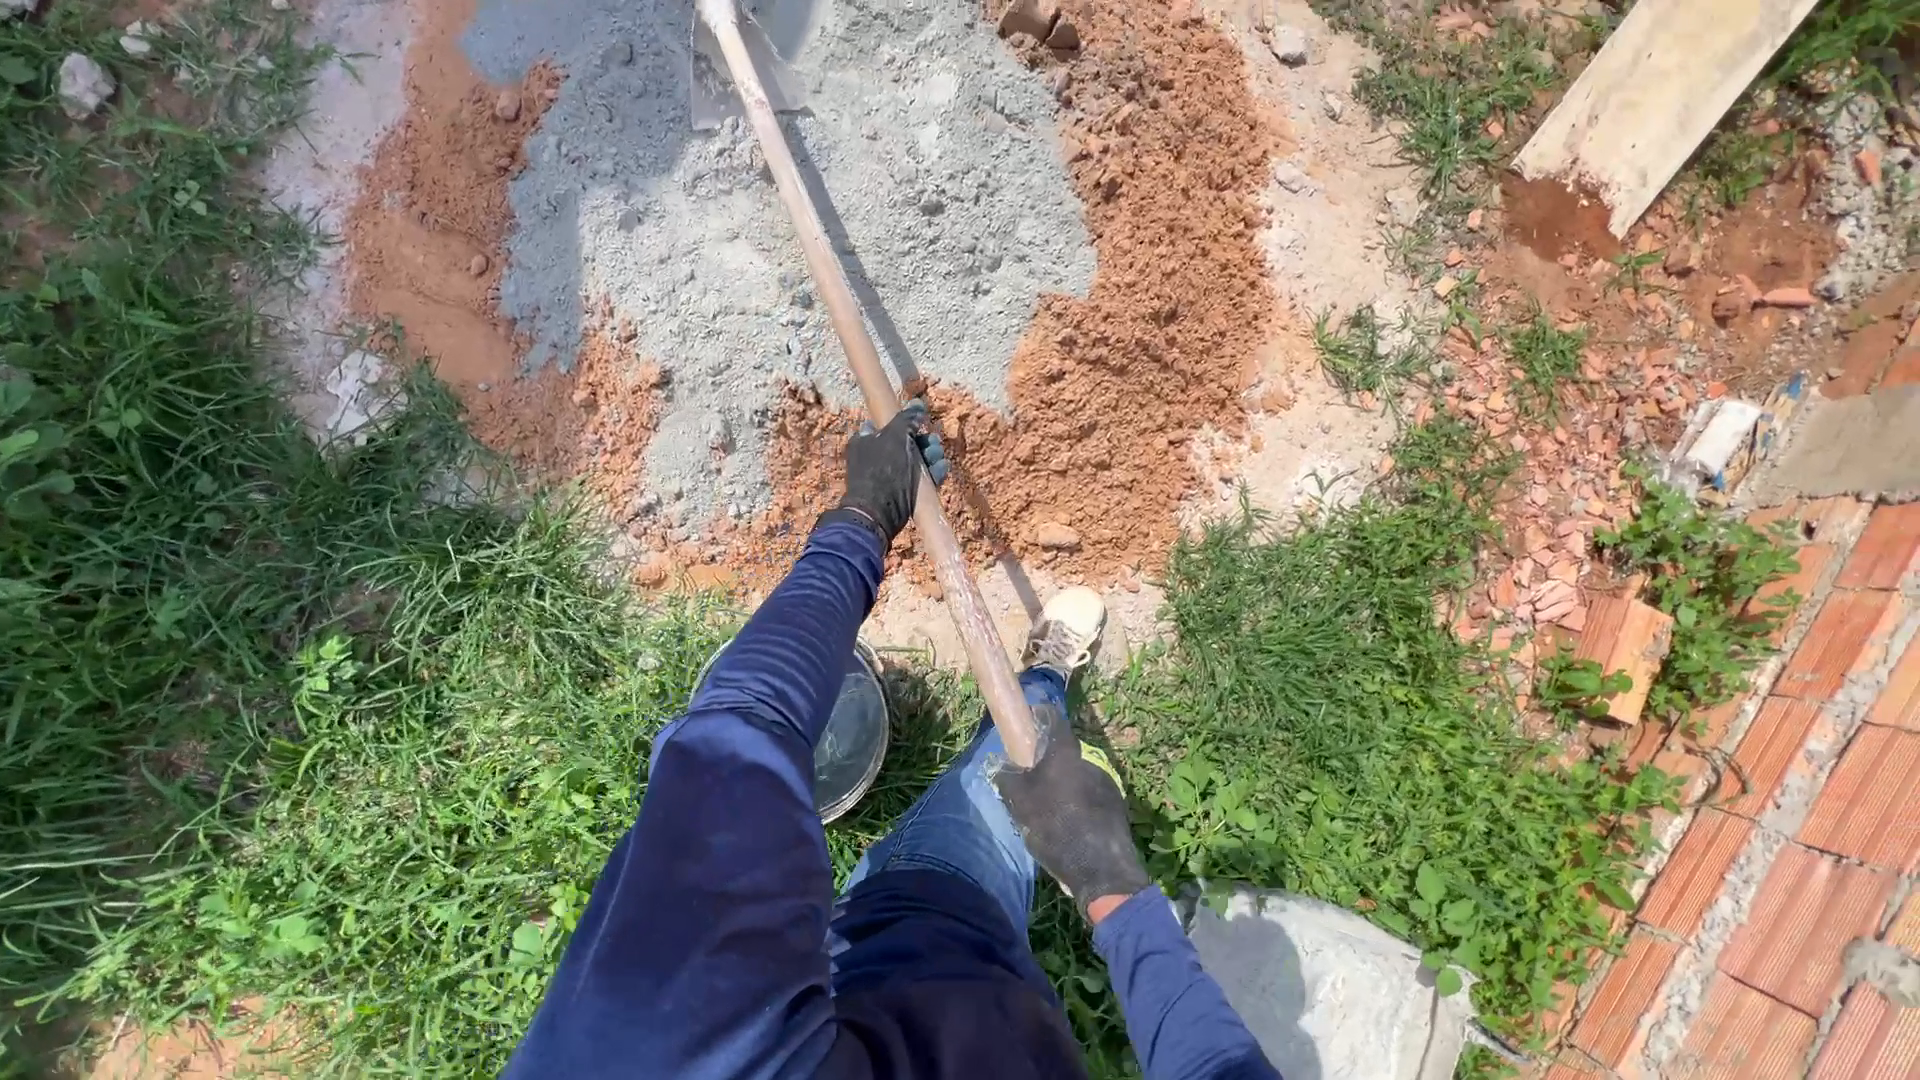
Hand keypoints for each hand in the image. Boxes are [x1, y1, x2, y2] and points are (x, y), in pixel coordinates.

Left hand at [832, 400, 946, 547]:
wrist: (880, 512)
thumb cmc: (883, 469)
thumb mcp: (895, 437)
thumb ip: (907, 419)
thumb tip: (918, 405)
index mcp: (866, 440)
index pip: (888, 425)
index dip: (905, 422)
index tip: (920, 421)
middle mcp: (877, 457)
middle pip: (907, 442)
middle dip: (923, 440)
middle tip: (932, 441)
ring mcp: (891, 476)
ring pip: (917, 460)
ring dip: (931, 455)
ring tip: (938, 456)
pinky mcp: (904, 493)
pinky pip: (922, 478)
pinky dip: (933, 472)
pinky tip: (942, 468)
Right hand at [990, 703, 1150, 919]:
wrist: (1100, 869)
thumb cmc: (1055, 827)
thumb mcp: (1019, 802)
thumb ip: (1006, 778)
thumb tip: (999, 765)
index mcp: (1065, 753)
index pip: (1053, 719)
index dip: (1039, 716)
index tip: (1027, 722)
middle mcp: (1089, 760)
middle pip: (1065, 750)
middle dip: (1048, 759)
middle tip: (1032, 776)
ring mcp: (1106, 782)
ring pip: (1078, 773)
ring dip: (1065, 782)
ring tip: (1050, 806)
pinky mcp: (1116, 804)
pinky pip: (1091, 794)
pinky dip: (1079, 801)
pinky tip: (1069, 823)